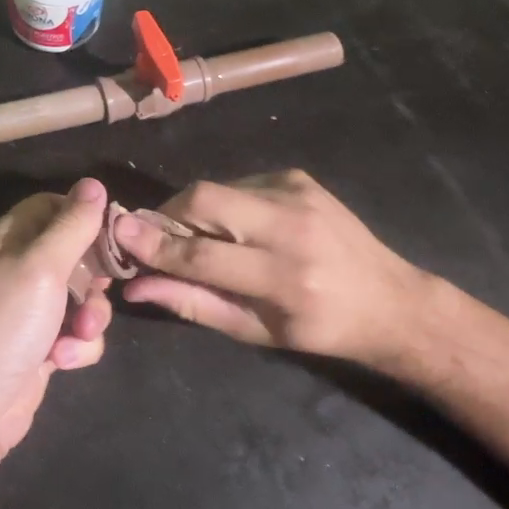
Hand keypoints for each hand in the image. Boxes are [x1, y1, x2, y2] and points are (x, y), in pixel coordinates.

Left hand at [0, 178, 114, 469]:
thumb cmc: (1, 327)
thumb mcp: (40, 267)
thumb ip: (71, 225)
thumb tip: (94, 182)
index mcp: (7, 238)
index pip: (52, 206)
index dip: (85, 216)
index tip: (117, 233)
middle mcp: (16, 267)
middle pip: (75, 251)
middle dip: (95, 276)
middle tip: (103, 289)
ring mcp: (28, 309)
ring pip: (83, 296)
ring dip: (90, 316)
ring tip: (77, 334)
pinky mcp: (40, 346)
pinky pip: (76, 333)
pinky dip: (77, 347)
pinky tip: (62, 362)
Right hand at [116, 170, 434, 365]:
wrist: (390, 300)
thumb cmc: (319, 329)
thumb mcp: (255, 331)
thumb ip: (193, 303)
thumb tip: (137, 285)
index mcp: (284, 279)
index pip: (203, 256)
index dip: (154, 246)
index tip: (118, 236)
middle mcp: (292, 228)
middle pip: (206, 199)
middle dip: (169, 214)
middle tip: (157, 237)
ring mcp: (298, 194)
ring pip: (218, 187)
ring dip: (195, 211)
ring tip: (201, 238)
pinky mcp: (298, 177)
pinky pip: (240, 183)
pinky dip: (224, 204)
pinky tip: (238, 228)